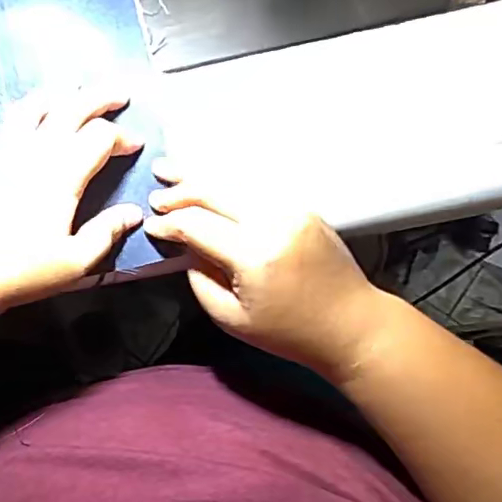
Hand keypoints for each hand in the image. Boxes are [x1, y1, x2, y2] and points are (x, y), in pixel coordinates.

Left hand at [0, 86, 146, 311]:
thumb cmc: (23, 271)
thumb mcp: (76, 261)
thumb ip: (106, 232)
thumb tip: (133, 212)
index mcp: (63, 176)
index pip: (99, 138)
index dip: (122, 137)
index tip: (136, 146)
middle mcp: (33, 155)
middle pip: (68, 111)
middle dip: (97, 98)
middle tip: (117, 94)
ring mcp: (0, 158)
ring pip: (25, 112)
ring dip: (49, 97)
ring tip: (66, 92)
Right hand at [143, 159, 387, 380]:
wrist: (350, 323)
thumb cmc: (288, 331)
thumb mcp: (230, 318)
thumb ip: (200, 278)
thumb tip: (186, 247)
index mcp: (254, 254)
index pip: (197, 225)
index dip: (169, 224)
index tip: (151, 227)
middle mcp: (274, 221)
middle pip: (215, 191)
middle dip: (180, 190)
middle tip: (156, 192)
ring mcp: (292, 208)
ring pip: (236, 180)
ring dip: (202, 175)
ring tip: (174, 170)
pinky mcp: (302, 206)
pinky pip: (257, 185)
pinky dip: (229, 180)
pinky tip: (212, 179)